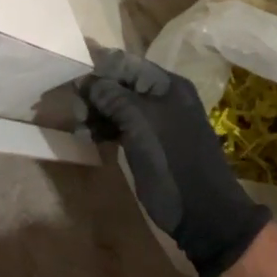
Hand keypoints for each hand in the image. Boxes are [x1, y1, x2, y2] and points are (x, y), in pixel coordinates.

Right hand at [80, 48, 271, 276]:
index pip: (124, 63)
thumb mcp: (140, 123)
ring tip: (79, 128)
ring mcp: (157, 121)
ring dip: (96, 113)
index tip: (72, 82)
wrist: (204, 214)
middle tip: (76, 112)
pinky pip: (122, 125)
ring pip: (118, 106)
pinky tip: (88, 137)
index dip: (97, 69)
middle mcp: (162, 96)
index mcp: (166, 84)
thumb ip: (112, 96)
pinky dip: (105, 128)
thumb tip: (85, 81)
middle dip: (94, 94)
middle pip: (120, 84)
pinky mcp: (150, 142)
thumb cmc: (172, 161)